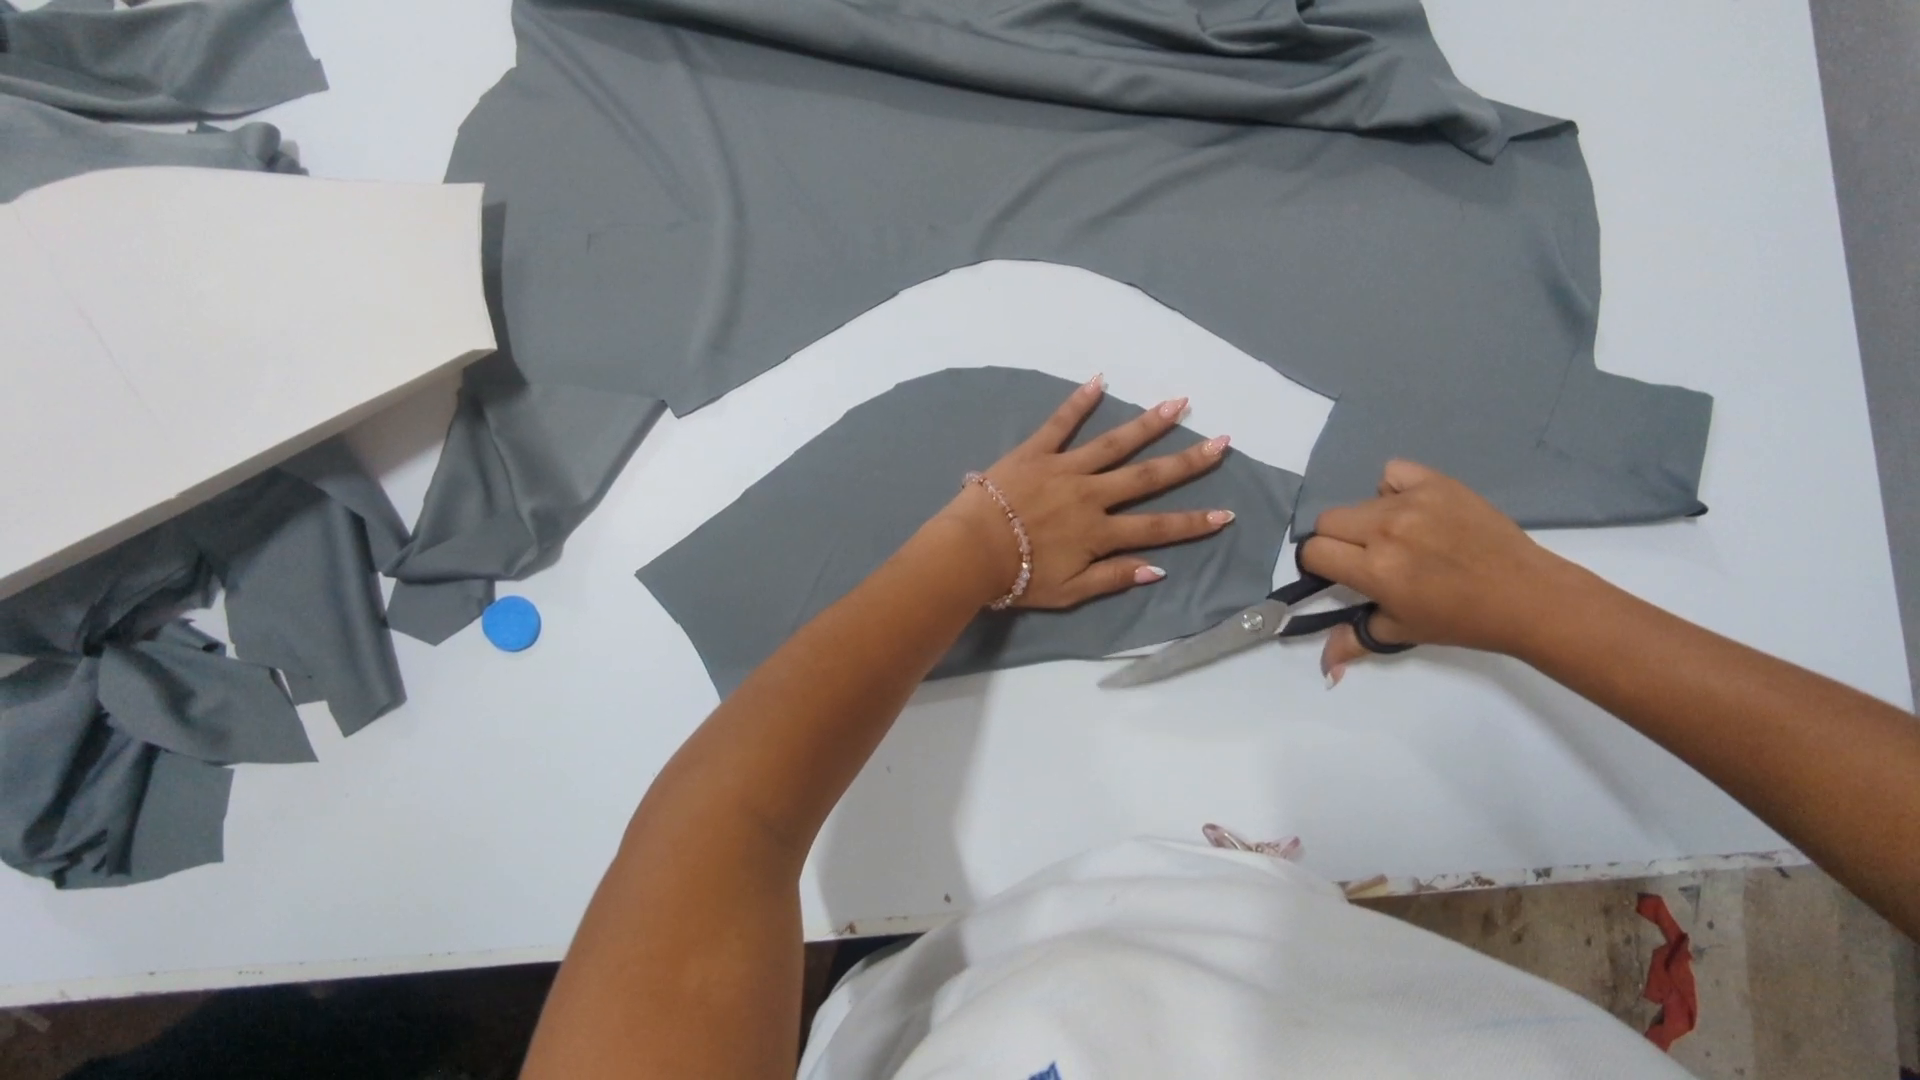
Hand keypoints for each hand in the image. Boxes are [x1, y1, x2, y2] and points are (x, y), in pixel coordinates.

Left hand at [936, 375, 1235, 609]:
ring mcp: (1064, 469)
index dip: (1193, 523)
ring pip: (1114, 443)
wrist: (971, 551)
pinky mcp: (1035, 452)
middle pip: (1147, 477)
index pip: (1156, 527)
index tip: (1226, 513)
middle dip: (1187, 461)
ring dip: (1148, 424)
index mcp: (1099, 532)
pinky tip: (1099, 380)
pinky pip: (1060, 424)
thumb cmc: (1017, 578)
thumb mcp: (1069, 592)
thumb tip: (1157, 567)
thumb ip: (1113, 577)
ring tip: (1178, 403)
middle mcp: (1091, 495)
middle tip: (1220, 441)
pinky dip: (1078, 402)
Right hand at [1300, 460, 1585, 681]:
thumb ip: (1354, 641)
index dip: (1319, 564)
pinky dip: (1393, 488)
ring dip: (1368, 520)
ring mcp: (1412, 503)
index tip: (1339, 573)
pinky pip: (1393, 473)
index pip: (1314, 551)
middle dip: (1337, 540)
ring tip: (1400, 538)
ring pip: (1360, 502)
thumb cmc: (1462, 620)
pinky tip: (1411, 509)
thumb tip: (1325, 668)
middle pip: (1328, 520)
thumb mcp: (1402, 633)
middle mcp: (1386, 530)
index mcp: (1375, 569)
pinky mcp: (1437, 484)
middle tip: (1365, 556)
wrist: (1528, 596)